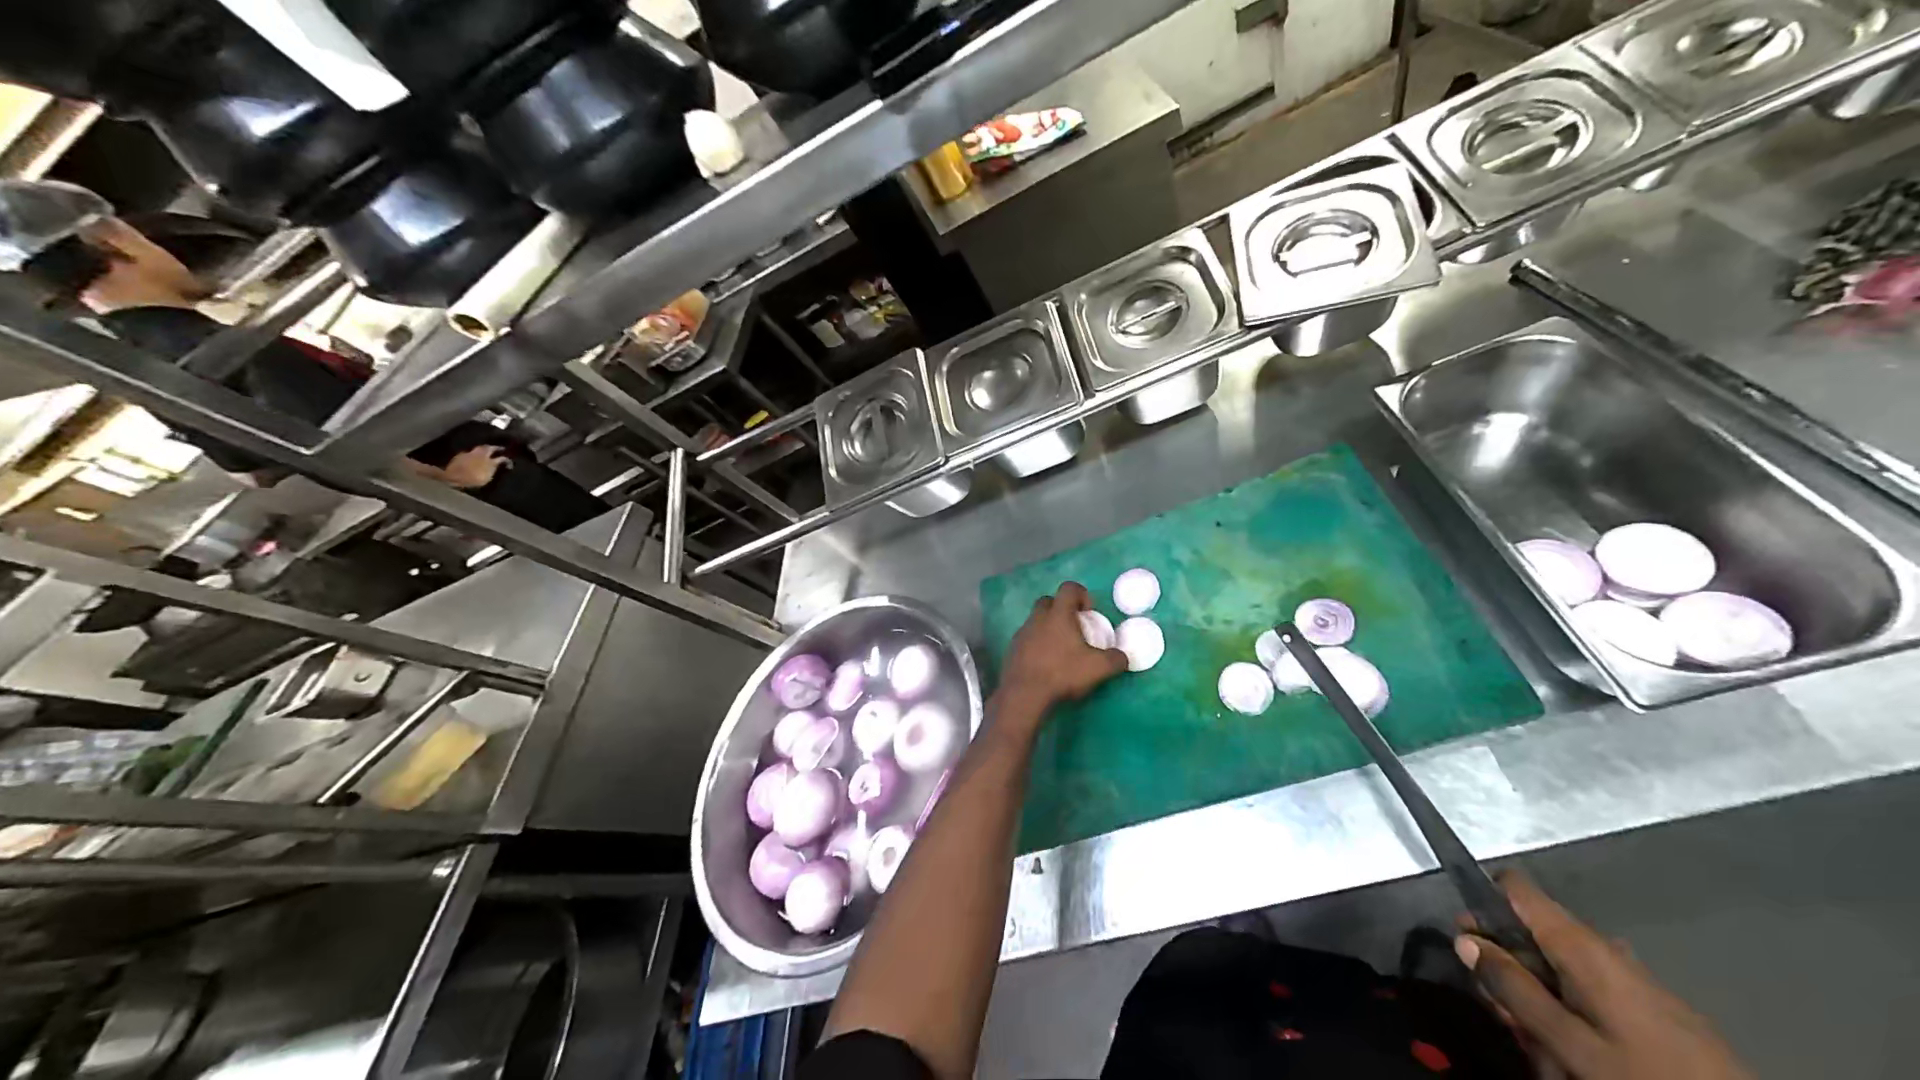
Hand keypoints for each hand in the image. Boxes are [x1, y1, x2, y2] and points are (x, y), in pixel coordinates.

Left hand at [440, 445, 510, 489]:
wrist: (452, 477)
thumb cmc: (471, 480)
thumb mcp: (486, 478)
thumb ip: (493, 470)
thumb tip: (499, 466)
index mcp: (490, 462)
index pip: (502, 458)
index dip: (506, 460)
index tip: (509, 461)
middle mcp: (481, 454)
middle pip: (490, 448)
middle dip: (496, 448)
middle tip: (500, 449)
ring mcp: (471, 453)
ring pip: (480, 448)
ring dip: (485, 449)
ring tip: (488, 450)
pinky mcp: (462, 454)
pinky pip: (471, 452)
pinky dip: (475, 453)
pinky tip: (475, 456)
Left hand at [996, 582, 1127, 715]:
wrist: (1024, 694)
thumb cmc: (1062, 673)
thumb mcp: (1098, 668)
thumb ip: (1116, 659)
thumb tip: (1122, 657)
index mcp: (1058, 614)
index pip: (1069, 588)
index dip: (1082, 594)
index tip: (1089, 612)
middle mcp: (1037, 618)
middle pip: (1048, 601)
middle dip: (1062, 609)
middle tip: (1075, 628)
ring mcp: (1022, 633)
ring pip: (1036, 621)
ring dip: (1048, 628)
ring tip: (1061, 649)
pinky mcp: (1012, 649)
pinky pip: (1027, 639)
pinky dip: (1037, 644)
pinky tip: (1046, 663)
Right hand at [1456, 875, 1752, 1079]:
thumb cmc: (1647, 1074)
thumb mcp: (1569, 1042)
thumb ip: (1514, 988)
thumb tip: (1465, 940)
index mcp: (1581, 944)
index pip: (1517, 887)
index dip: (1481, 899)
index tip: (1465, 936)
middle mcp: (1605, 948)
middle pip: (1532, 931)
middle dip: (1507, 963)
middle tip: (1499, 1007)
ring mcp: (1632, 978)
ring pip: (1558, 965)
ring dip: (1535, 992)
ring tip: (1536, 1038)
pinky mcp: (1651, 1006)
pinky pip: (1588, 988)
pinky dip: (1566, 1007)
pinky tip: (1571, 1044)